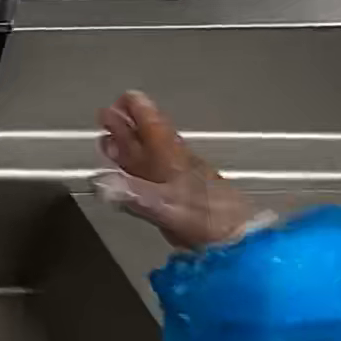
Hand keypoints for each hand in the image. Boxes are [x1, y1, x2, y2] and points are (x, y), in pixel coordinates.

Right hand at [94, 91, 264, 250]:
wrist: (240, 240)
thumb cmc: (207, 219)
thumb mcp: (165, 206)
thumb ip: (133, 193)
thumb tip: (101, 183)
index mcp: (171, 156)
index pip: (152, 122)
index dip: (136, 109)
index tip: (120, 99)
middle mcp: (175, 162)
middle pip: (147, 136)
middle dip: (126, 125)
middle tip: (107, 116)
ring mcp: (181, 177)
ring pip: (151, 154)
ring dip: (131, 145)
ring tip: (111, 141)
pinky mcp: (185, 194)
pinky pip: (155, 172)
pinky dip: (139, 167)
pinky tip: (134, 174)